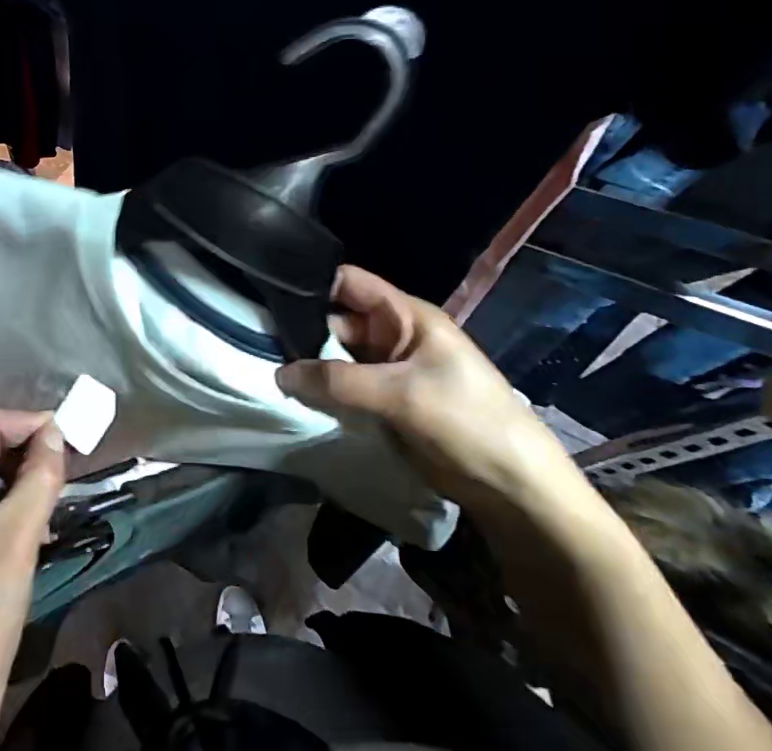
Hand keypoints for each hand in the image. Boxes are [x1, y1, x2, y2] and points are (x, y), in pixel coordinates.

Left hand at [0, 409, 66, 750]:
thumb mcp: (19, 533)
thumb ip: (40, 477)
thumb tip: (56, 432)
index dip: (27, 422)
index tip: (66, 435)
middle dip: (30, 447)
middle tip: (69, 458)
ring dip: (28, 474)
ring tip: (61, 485)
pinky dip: (20, 499)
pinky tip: (44, 514)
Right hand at [276, 265, 584, 516]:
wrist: (512, 487)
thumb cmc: (466, 421)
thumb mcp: (401, 394)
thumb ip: (337, 381)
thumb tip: (279, 373)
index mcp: (406, 317)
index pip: (350, 284)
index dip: (313, 284)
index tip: (270, 296)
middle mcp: (394, 337)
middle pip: (338, 321)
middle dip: (303, 330)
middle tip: (258, 343)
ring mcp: (388, 371)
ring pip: (337, 357)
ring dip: (310, 364)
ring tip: (266, 368)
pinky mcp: (383, 403)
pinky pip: (344, 387)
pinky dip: (322, 390)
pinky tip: (292, 395)